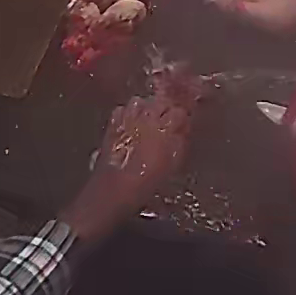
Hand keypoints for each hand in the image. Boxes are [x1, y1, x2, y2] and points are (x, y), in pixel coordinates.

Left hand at [60, 96, 191, 241]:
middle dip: (166, 110)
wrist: (113, 192)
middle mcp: (145, 118)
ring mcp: (126, 119)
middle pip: (160, 102)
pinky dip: (128, 113)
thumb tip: (182, 131)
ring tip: (149, 120)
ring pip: (140, 101)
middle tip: (168, 122)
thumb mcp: (170, 166)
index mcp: (163, 128)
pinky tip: (131, 123)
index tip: (183, 126)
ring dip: (146, 108)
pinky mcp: (112, 125)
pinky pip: (122, 109)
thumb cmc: (145, 184)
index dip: (182, 119)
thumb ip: (179, 144)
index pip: (179, 112)